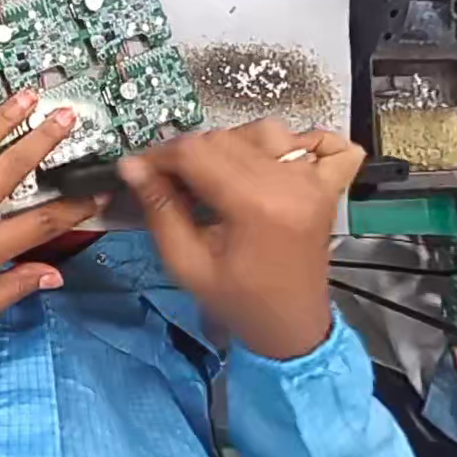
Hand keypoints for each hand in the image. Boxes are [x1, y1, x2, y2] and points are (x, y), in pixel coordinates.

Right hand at [117, 119, 363, 359]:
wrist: (290, 326)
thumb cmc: (236, 300)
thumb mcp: (184, 262)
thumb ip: (159, 207)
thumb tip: (131, 166)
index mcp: (255, 204)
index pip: (194, 152)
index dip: (158, 156)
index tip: (139, 171)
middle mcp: (290, 183)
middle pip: (222, 137)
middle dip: (184, 152)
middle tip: (167, 181)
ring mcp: (313, 181)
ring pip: (261, 130)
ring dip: (228, 144)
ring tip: (211, 173)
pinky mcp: (325, 185)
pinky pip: (323, 141)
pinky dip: (295, 141)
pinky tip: (268, 160)